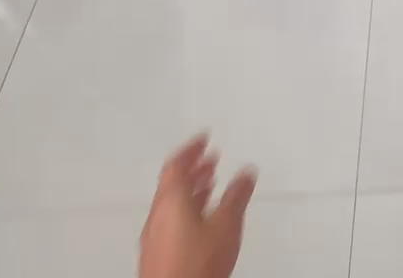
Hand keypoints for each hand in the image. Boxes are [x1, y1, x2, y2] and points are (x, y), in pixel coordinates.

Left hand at [140, 135, 256, 277]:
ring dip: (192, 189)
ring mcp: (155, 237)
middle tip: (208, 157)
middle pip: (172, 183)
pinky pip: (171, 222)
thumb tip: (247, 173)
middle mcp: (158, 216)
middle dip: (193, 168)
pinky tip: (204, 218)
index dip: (191, 147)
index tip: (203, 137)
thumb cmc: (194, 264)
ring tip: (211, 184)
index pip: (176, 164)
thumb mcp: (227, 222)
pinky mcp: (158, 256)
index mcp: (171, 200)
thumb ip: (238, 194)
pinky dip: (187, 210)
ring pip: (172, 204)